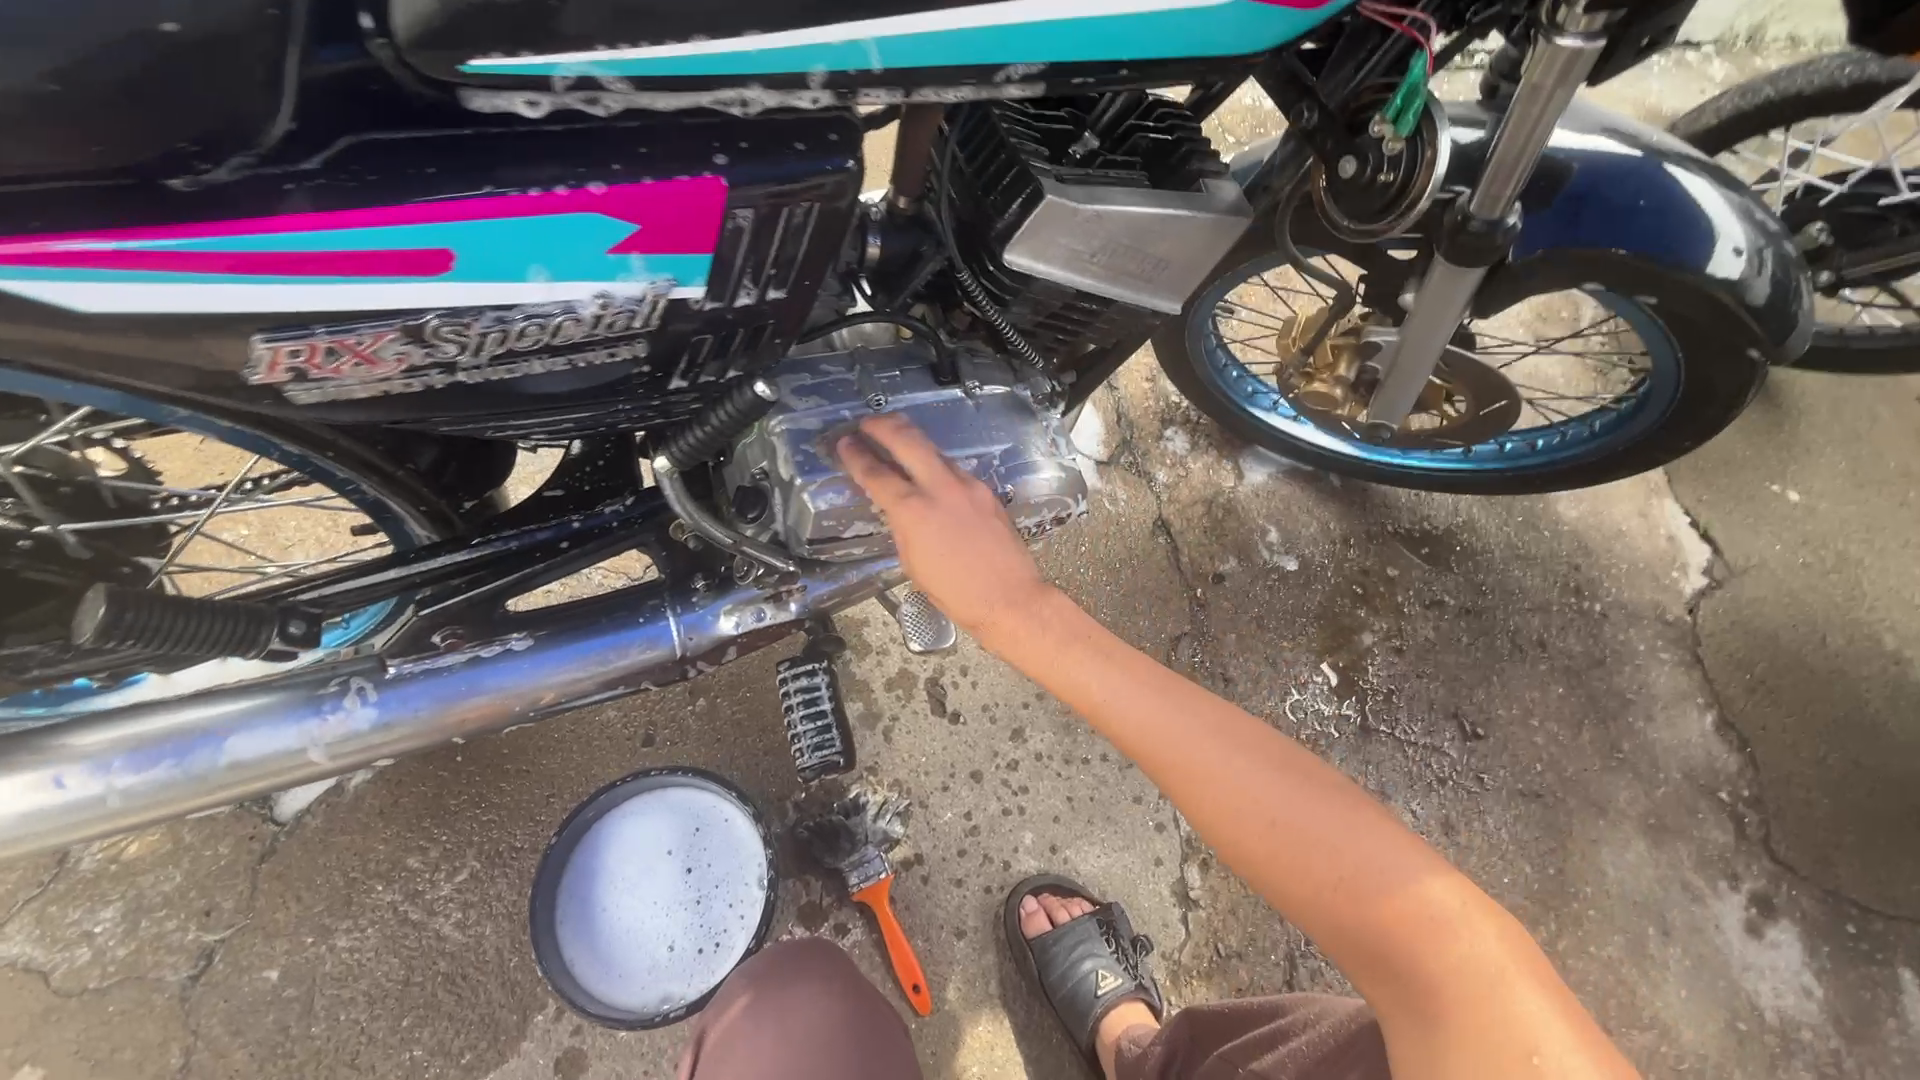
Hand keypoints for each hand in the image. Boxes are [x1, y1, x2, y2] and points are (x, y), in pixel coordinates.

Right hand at [836, 414, 1055, 646]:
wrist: (1009, 597)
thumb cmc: (954, 592)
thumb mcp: (912, 562)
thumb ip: (902, 526)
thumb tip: (896, 507)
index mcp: (914, 511)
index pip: (876, 473)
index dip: (856, 455)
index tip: (845, 442)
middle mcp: (940, 488)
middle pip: (907, 439)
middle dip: (883, 425)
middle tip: (868, 422)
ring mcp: (968, 485)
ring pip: (934, 451)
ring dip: (912, 441)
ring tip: (896, 438)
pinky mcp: (985, 491)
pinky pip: (954, 469)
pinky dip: (936, 465)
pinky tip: (930, 473)